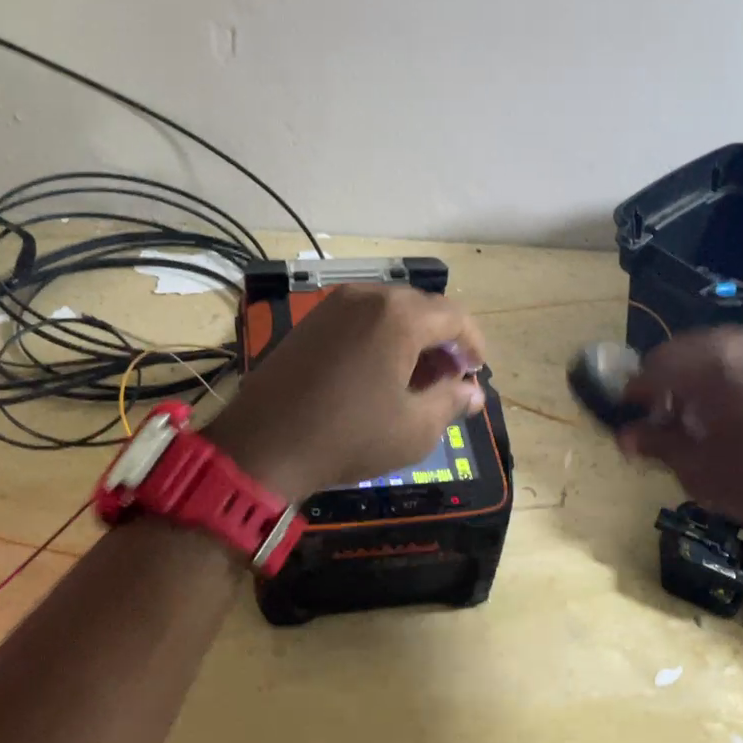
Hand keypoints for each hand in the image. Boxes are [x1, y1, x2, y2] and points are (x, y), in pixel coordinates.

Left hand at [205, 284, 485, 501]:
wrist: (264, 445)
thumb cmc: (350, 437)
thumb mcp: (414, 428)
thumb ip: (451, 401)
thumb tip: (472, 392)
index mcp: (399, 315)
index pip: (454, 316)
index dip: (473, 343)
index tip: (478, 371)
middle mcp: (366, 297)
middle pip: (420, 310)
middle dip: (441, 342)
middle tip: (449, 379)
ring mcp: (331, 308)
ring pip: (387, 314)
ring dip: (410, 341)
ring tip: (416, 381)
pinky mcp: (308, 324)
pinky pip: (358, 323)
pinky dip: (379, 342)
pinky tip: (378, 376)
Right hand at [618, 326, 742, 538]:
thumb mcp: (699, 471)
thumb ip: (658, 447)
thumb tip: (626, 436)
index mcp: (699, 365)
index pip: (645, 373)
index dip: (632, 403)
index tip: (633, 434)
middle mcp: (730, 345)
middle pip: (675, 358)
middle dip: (664, 392)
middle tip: (668, 433)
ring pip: (708, 359)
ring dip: (694, 388)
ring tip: (704, 431)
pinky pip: (740, 365)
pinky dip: (726, 386)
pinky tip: (740, 425)